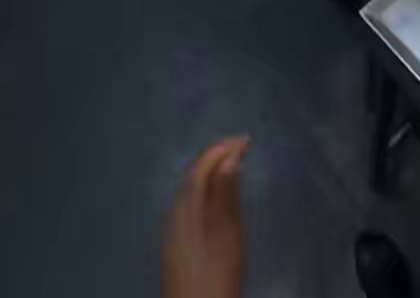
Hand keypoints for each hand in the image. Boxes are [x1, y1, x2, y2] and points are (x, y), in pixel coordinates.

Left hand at [162, 136, 249, 297]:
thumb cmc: (215, 278)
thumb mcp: (226, 237)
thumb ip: (226, 197)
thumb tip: (229, 159)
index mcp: (186, 205)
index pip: (203, 164)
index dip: (224, 148)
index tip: (248, 139)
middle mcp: (174, 211)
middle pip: (194, 173)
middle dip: (217, 156)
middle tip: (241, 148)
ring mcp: (172, 229)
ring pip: (190, 188)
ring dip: (210, 172)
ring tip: (232, 166)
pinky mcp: (174, 244)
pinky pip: (189, 202)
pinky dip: (205, 190)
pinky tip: (216, 199)